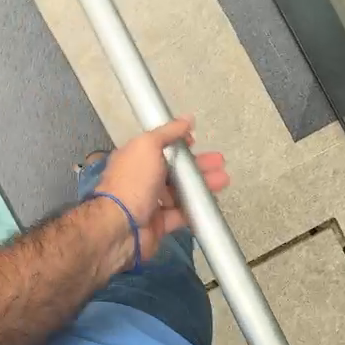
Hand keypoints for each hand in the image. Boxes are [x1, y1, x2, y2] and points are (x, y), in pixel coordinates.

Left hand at [91, 116, 228, 267]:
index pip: (159, 147)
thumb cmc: (133, 181)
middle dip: (198, 165)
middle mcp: (141, 179)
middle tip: (220, 163)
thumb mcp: (148, 146)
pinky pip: (180, 215)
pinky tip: (211, 202)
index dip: (179, 144)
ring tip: (223, 181)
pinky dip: (195, 208)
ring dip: (201, 186)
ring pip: (180, 192)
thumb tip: (187, 118)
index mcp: (135, 158)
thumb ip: (168, 132)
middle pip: (174, 170)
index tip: (196, 142)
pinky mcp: (158, 224)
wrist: (121, 226)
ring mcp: (150, 203)